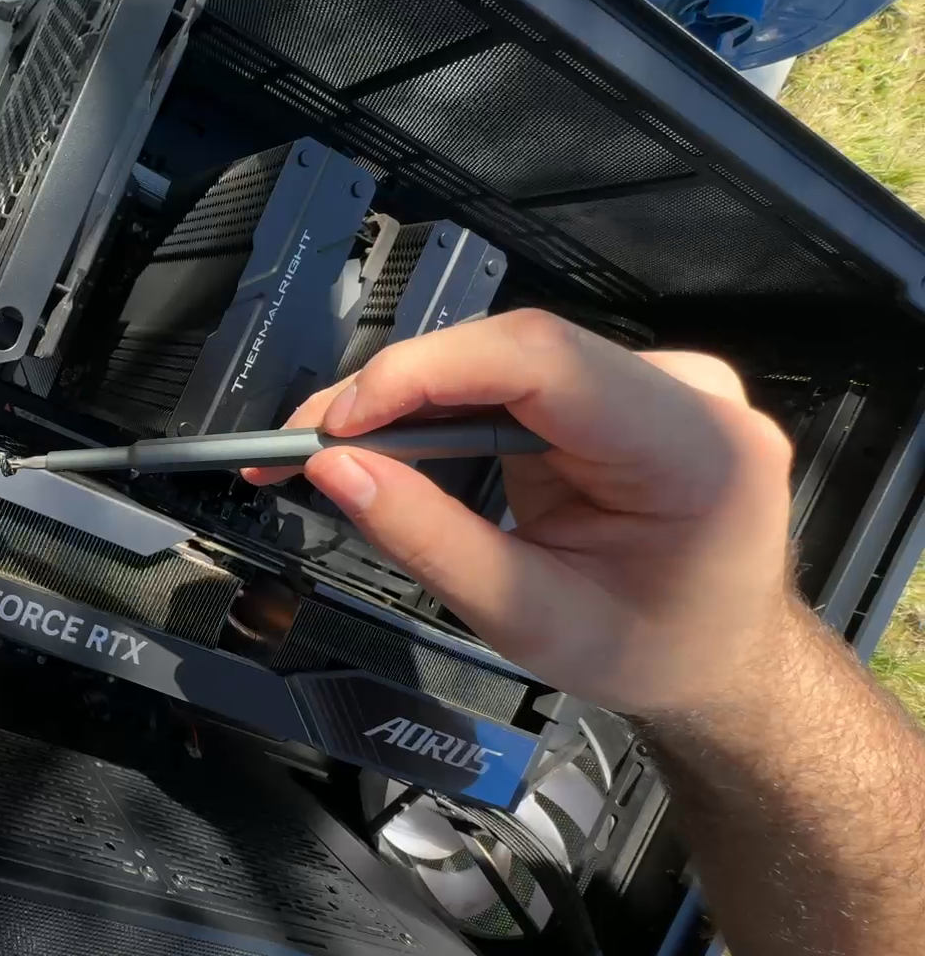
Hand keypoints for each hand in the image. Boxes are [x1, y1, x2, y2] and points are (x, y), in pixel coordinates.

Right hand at [246, 309, 797, 714]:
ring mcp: (630, 380)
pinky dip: (410, 411)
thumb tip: (330, 468)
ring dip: (383, 404)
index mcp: (690, 444)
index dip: (420, 374)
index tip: (333, 427)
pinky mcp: (587, 390)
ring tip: (309, 451)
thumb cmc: (644, 648)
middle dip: (380, 395)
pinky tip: (363, 441)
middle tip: (292, 448)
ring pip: (473, 361)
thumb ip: (427, 540)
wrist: (714, 653)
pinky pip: (479, 382)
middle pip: (492, 352)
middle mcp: (669, 386)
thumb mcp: (527, 617)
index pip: (538, 359)